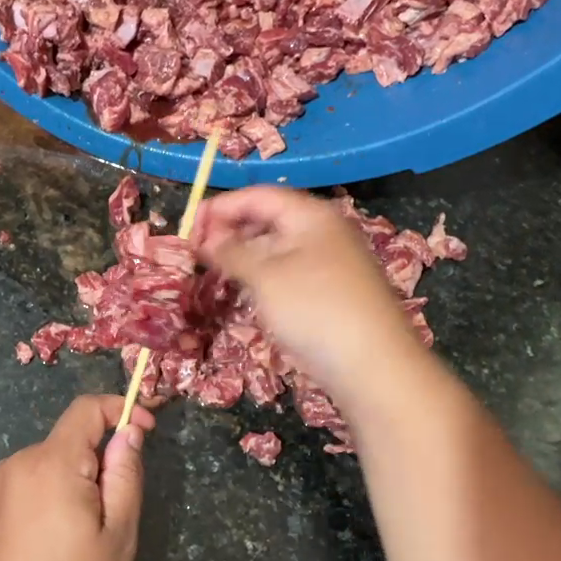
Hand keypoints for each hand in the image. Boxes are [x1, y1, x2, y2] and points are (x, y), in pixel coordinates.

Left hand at [0, 395, 154, 560]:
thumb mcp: (117, 537)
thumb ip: (125, 476)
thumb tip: (128, 433)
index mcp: (54, 463)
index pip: (86, 409)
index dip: (119, 409)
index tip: (145, 430)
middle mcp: (20, 460)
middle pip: (69, 441)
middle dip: (96, 463)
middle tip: (109, 514)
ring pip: (48, 462)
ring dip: (70, 481)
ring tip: (74, 535)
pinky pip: (26, 479)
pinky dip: (45, 493)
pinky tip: (43, 538)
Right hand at [193, 185, 423, 392]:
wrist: (372, 365)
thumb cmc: (315, 309)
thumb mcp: (264, 276)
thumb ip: (231, 252)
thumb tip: (205, 238)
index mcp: (310, 215)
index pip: (257, 196)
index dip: (220, 207)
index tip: (187, 228)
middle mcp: (322, 232)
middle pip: (268, 219)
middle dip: (229, 231)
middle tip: (196, 253)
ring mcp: (329, 263)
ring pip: (277, 248)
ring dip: (243, 256)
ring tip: (213, 273)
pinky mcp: (329, 292)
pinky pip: (287, 272)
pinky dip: (261, 276)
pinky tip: (244, 294)